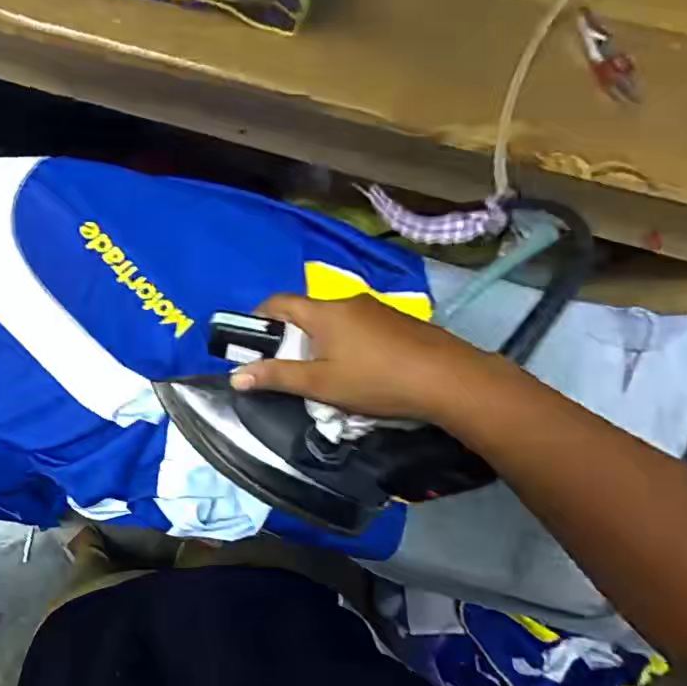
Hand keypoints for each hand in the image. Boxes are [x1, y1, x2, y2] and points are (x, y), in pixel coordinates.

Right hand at [228, 293, 504, 422]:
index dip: (258, 318)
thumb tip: (235, 376)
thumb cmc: (376, 380)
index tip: (250, 340)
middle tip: (285, 364)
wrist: (451, 380)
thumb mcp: (320, 385)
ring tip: (321, 369)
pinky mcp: (397, 320)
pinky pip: (358, 324)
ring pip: (333, 318)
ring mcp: (376, 308)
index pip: (278, 302)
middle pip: (305, 310)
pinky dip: (345, 339)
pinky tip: (357, 366)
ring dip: (319, 337)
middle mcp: (347, 300)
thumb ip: (276, 377)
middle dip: (289, 334)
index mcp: (323, 312)